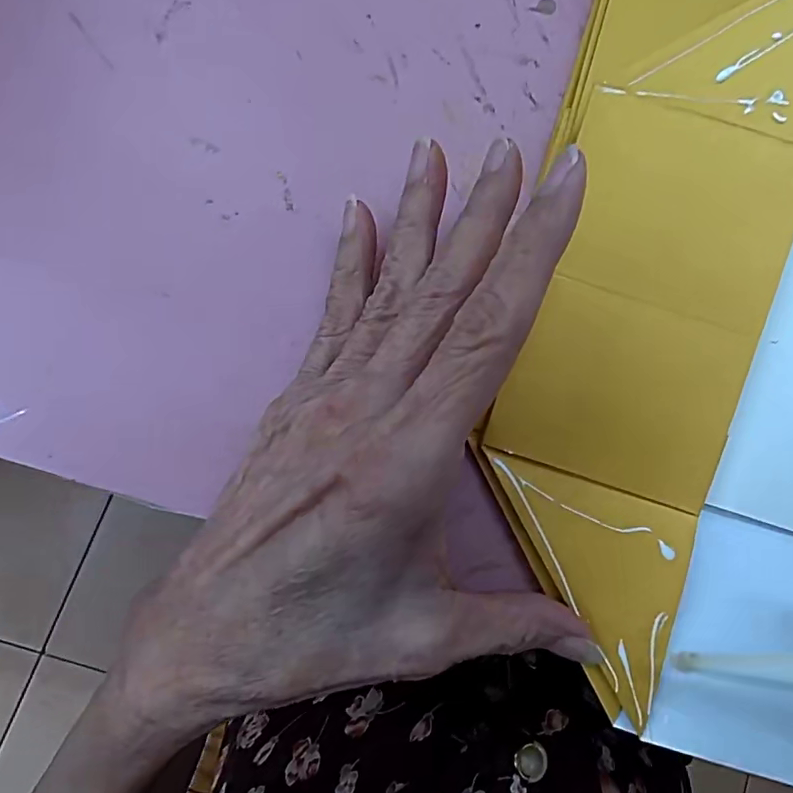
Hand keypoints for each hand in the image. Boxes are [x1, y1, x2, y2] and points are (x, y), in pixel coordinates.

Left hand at [110, 137, 597, 727]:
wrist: (199, 636)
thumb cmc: (311, 640)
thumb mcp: (422, 640)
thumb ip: (512, 625)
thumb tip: (592, 643)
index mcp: (407, 459)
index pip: (486, 335)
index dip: (530, 254)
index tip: (560, 186)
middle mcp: (365, 410)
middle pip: (440, 297)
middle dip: (486, 217)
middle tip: (517, 149)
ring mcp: (323, 399)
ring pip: (386, 296)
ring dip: (419, 222)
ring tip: (438, 154)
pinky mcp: (295, 404)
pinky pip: (332, 321)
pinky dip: (351, 266)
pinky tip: (358, 218)